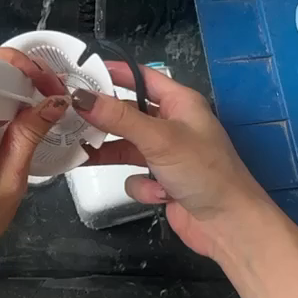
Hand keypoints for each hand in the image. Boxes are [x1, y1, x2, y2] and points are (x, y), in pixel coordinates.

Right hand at [74, 62, 274, 259]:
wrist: (228, 225)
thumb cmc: (203, 171)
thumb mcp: (159, 138)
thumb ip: (118, 118)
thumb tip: (80, 97)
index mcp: (180, 103)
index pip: (142, 77)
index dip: (113, 72)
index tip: (80, 72)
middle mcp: (172, 125)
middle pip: (127, 114)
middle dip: (103, 119)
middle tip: (69, 117)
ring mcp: (166, 155)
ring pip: (126, 147)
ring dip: (112, 155)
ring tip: (82, 155)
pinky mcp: (161, 182)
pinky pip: (136, 177)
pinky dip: (143, 188)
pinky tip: (158, 195)